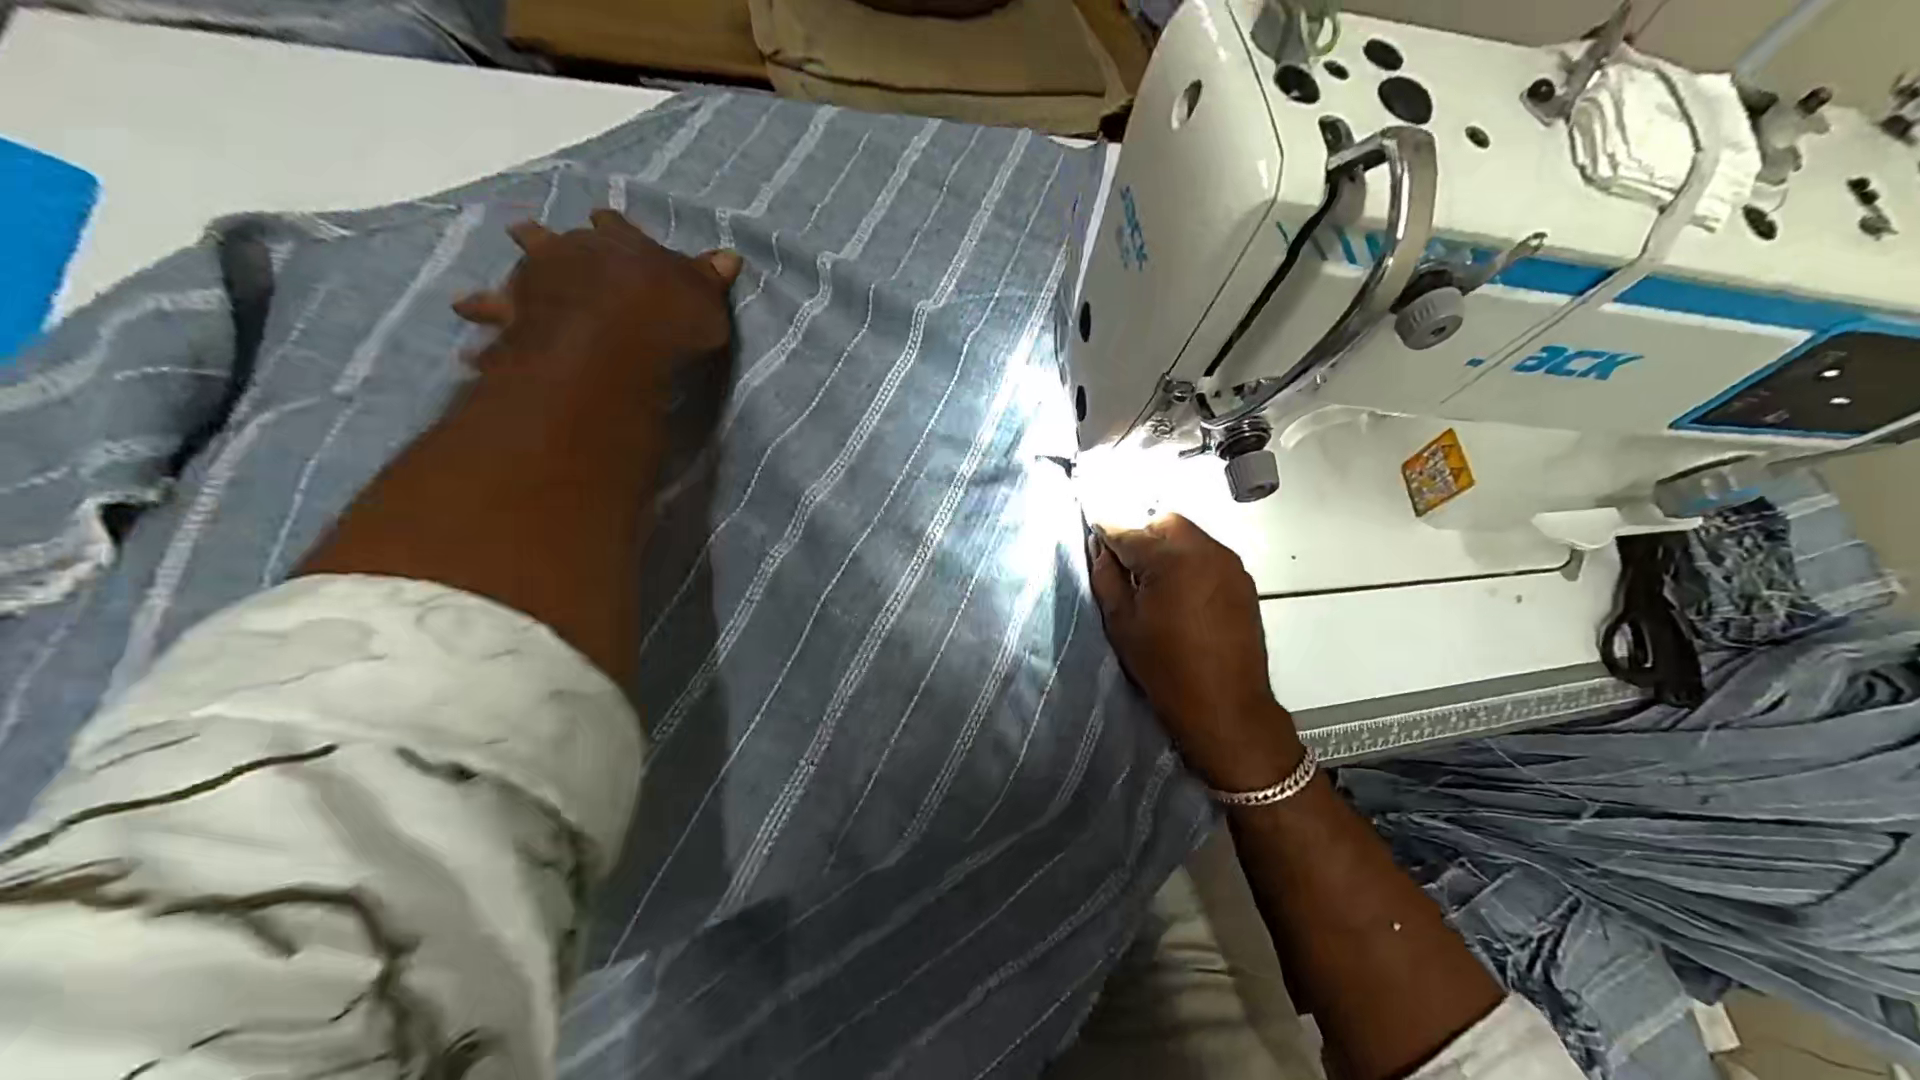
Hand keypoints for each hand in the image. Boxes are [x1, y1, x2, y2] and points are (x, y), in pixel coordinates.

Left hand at [453, 210, 741, 396]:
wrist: (620, 336)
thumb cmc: (670, 312)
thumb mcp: (705, 295)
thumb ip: (710, 278)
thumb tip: (731, 257)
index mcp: (618, 245)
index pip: (615, 226)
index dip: (612, 224)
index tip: (601, 217)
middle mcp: (571, 257)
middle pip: (547, 241)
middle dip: (537, 239)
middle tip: (519, 231)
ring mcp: (538, 289)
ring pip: (508, 285)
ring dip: (489, 295)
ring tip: (466, 303)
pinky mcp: (519, 327)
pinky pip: (497, 340)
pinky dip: (484, 349)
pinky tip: (468, 357)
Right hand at [1088, 514, 1304, 791]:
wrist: (1226, 706)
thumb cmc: (1165, 668)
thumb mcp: (1122, 623)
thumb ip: (1106, 578)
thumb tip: (1100, 550)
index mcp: (1171, 560)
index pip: (1129, 531)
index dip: (1106, 531)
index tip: (1093, 530)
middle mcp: (1205, 551)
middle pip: (1164, 523)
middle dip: (1141, 534)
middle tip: (1125, 564)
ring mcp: (1229, 565)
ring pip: (1189, 536)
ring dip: (1166, 547)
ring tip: (1153, 581)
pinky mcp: (1243, 581)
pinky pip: (1208, 555)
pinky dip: (1188, 562)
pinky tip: (1179, 593)